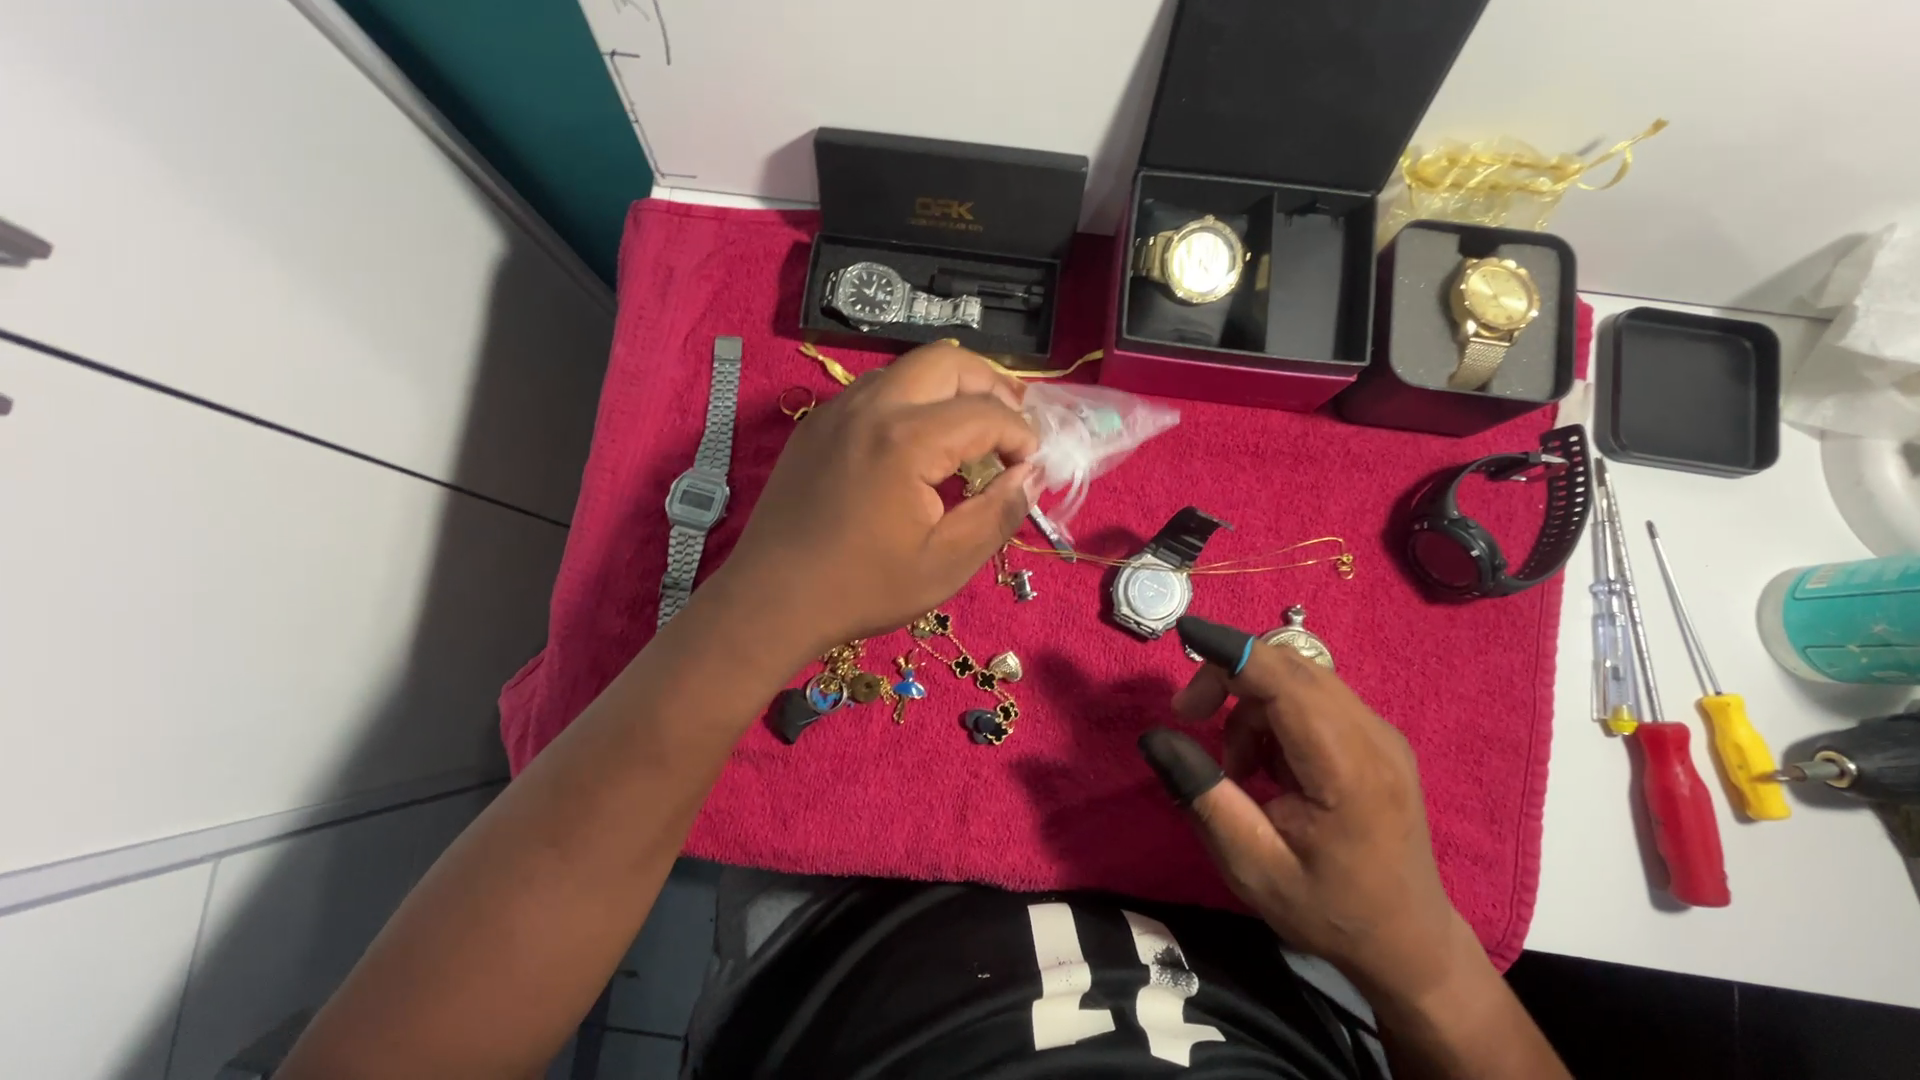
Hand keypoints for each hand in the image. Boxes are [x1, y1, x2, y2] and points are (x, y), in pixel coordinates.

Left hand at [713, 343, 1037, 650]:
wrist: (771, 600)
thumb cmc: (863, 588)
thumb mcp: (947, 563)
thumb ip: (999, 512)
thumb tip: (1032, 475)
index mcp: (906, 439)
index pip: (987, 413)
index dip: (1022, 436)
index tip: (1032, 466)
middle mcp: (871, 406)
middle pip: (947, 361)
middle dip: (991, 387)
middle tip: (1010, 428)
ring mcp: (836, 410)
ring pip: (908, 369)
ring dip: (948, 389)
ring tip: (970, 432)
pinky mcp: (816, 425)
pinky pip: (875, 390)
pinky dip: (911, 402)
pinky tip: (917, 446)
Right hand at [1139, 630, 1473, 1001]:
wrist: (1406, 942)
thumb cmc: (1327, 910)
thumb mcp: (1250, 865)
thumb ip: (1202, 794)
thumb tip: (1156, 735)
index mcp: (1347, 768)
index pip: (1285, 680)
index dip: (1231, 649)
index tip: (1183, 633)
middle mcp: (1373, 735)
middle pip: (1289, 667)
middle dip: (1229, 676)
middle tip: (1189, 718)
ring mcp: (1381, 733)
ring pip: (1298, 679)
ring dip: (1250, 704)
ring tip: (1239, 770)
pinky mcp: (1376, 739)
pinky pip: (1314, 699)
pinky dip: (1274, 716)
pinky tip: (1268, 768)